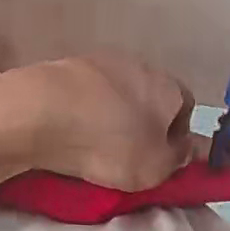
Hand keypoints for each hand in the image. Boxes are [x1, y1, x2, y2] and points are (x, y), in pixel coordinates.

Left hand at [0, 53, 195, 190]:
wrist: (40, 113)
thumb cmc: (109, 143)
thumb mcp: (154, 168)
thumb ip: (178, 159)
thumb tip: (189, 148)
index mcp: (168, 86)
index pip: (185, 107)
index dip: (176, 135)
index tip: (158, 158)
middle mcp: (137, 65)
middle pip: (146, 98)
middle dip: (138, 125)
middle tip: (123, 156)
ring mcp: (96, 62)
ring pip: (111, 95)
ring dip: (105, 118)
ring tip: (88, 147)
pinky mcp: (61, 68)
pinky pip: (79, 96)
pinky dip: (76, 113)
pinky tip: (64, 133)